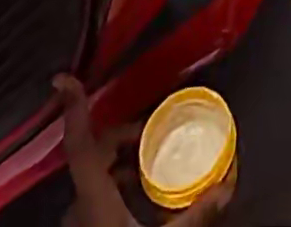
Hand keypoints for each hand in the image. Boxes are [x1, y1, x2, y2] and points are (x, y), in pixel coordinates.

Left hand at [53, 76, 231, 226]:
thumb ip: (195, 216)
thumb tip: (226, 187)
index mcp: (93, 200)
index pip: (80, 145)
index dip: (73, 109)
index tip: (63, 78)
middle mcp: (78, 205)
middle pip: (96, 153)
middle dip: (125, 135)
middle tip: (157, 132)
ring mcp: (77, 220)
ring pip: (97, 174)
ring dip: (124, 160)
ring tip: (156, 162)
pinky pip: (98, 193)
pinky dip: (119, 182)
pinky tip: (144, 194)